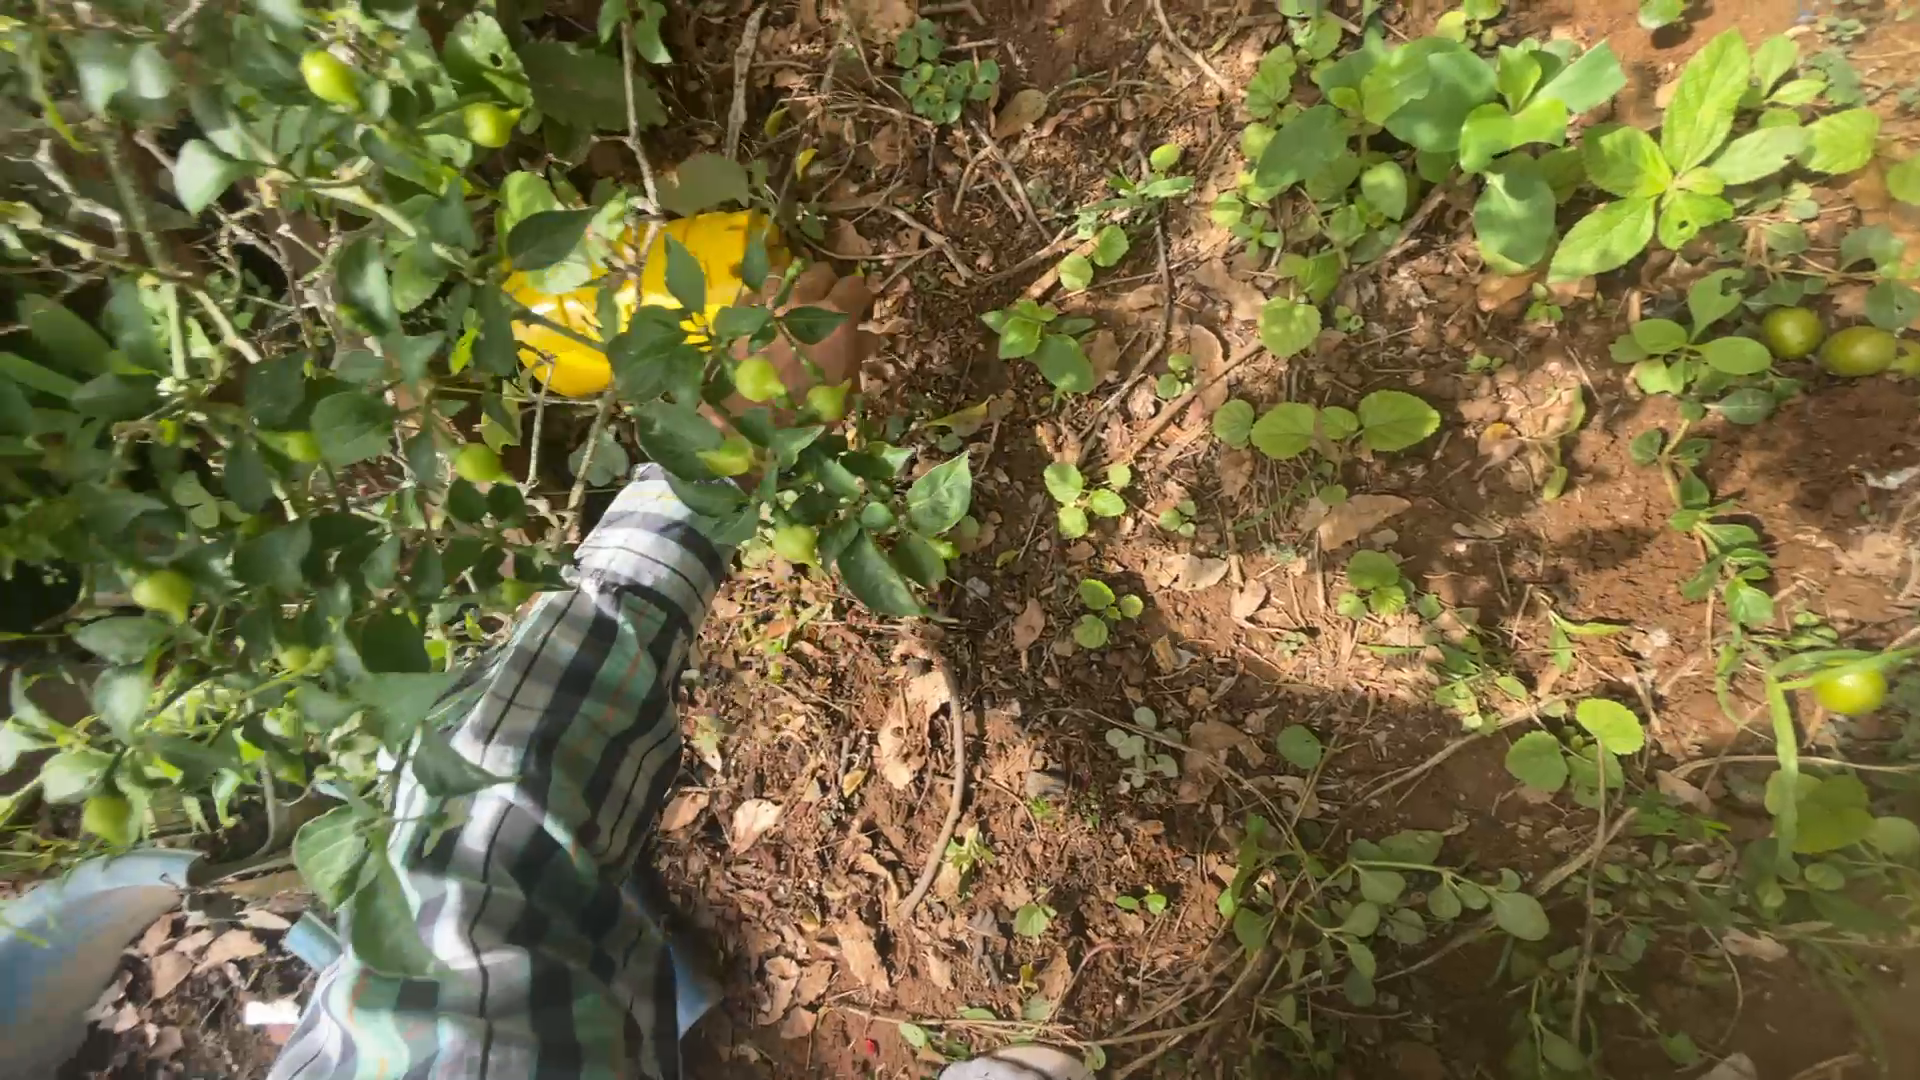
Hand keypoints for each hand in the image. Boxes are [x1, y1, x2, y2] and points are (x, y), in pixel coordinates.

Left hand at [721, 263, 877, 418]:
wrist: (750, 417)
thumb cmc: (807, 408)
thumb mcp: (843, 388)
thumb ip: (856, 358)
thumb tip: (867, 339)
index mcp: (836, 318)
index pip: (855, 287)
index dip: (859, 296)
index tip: (860, 307)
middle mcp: (803, 302)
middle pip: (820, 272)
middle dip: (828, 283)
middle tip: (829, 302)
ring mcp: (769, 303)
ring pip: (785, 274)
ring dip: (794, 286)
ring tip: (794, 302)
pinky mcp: (742, 313)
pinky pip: (756, 293)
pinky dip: (764, 299)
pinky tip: (766, 314)